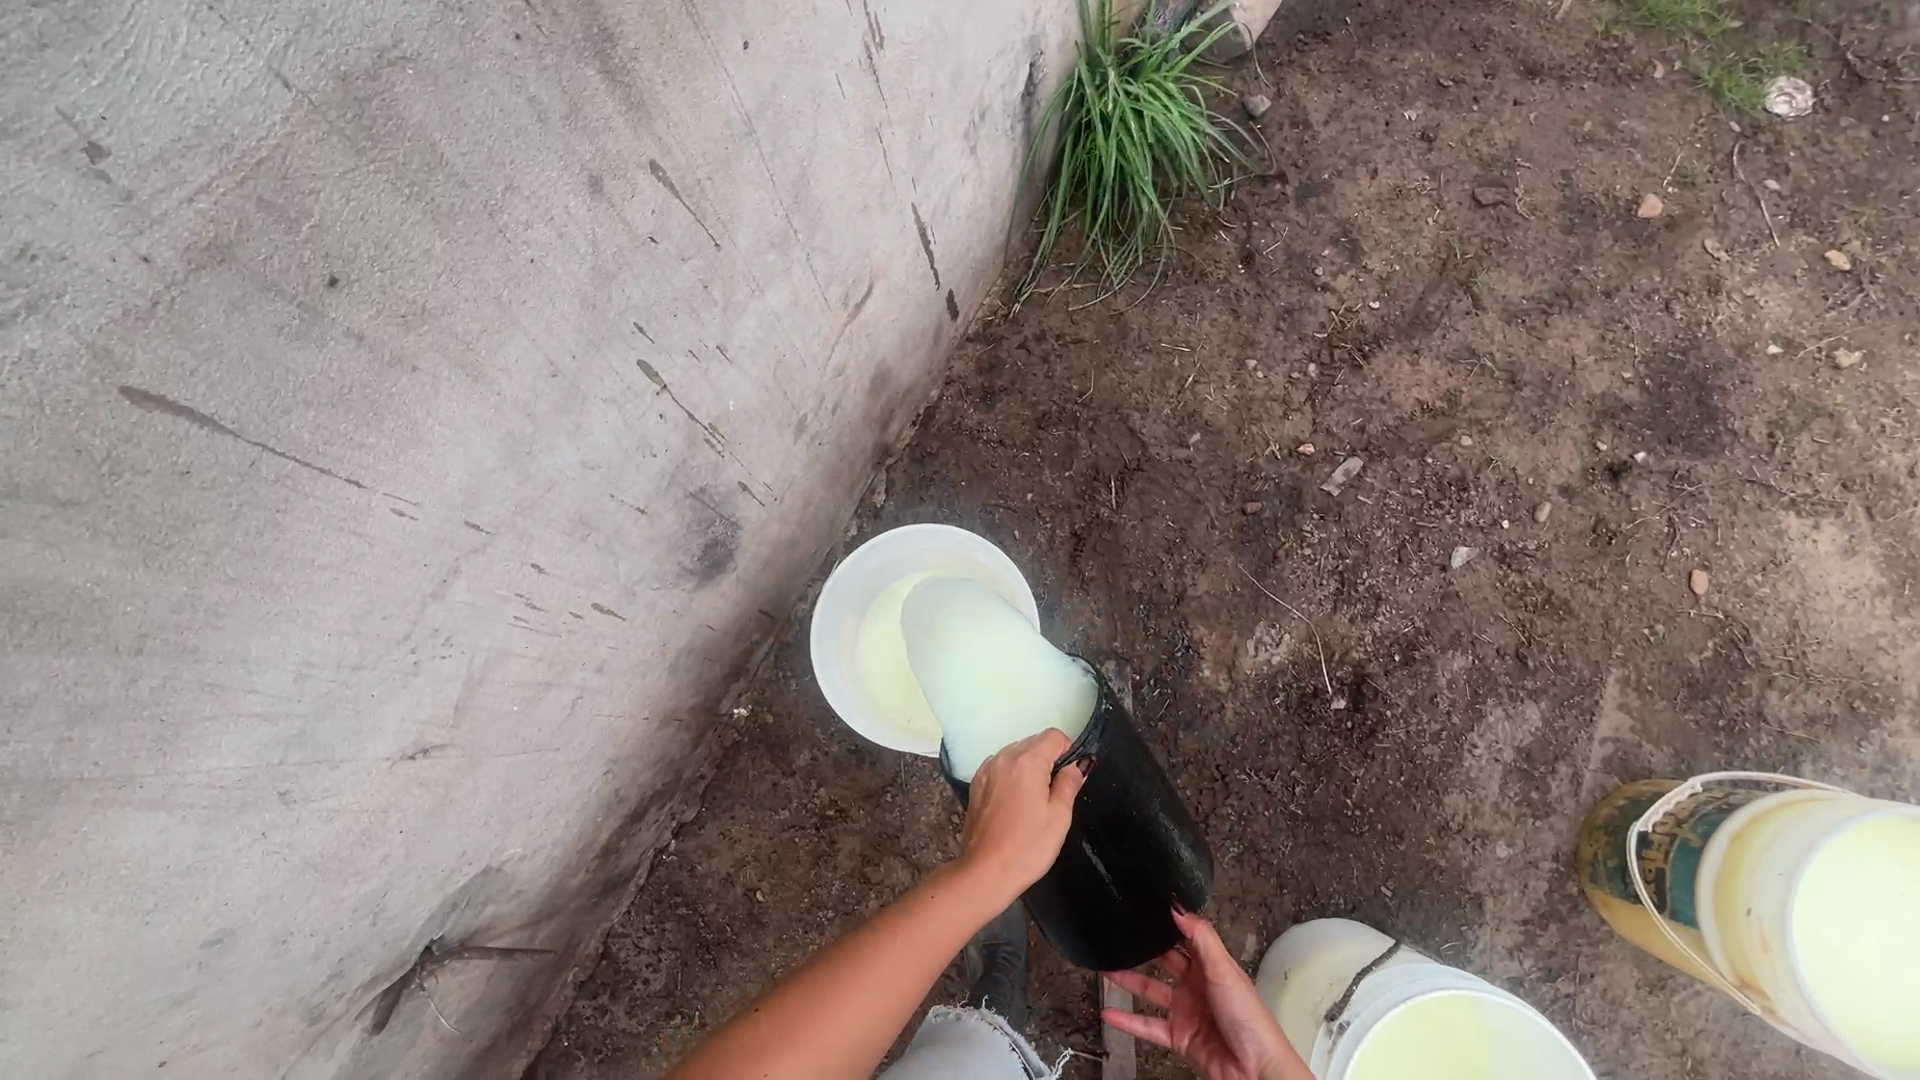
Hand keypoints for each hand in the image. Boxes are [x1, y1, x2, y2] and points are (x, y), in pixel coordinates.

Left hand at [953, 729, 1087, 904]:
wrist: (986, 870)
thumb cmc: (1028, 846)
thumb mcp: (1059, 816)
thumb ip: (1069, 783)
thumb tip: (1077, 764)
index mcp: (1027, 762)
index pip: (1052, 736)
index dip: (1067, 749)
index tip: (1070, 773)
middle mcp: (1003, 758)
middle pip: (1032, 742)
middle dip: (1048, 758)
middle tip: (1055, 791)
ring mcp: (986, 770)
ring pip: (1014, 753)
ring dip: (1028, 765)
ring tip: (1034, 799)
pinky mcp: (976, 784)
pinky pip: (999, 766)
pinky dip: (1011, 774)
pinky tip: (1015, 801)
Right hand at [1103, 910, 1311, 1079]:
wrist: (1255, 1072)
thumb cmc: (1247, 1017)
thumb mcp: (1224, 970)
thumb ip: (1200, 937)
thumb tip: (1176, 904)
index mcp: (1210, 965)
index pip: (1185, 936)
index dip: (1167, 922)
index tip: (1144, 905)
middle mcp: (1196, 985)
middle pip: (1164, 960)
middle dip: (1143, 947)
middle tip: (1118, 931)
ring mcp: (1185, 1011)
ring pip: (1150, 990)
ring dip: (1127, 980)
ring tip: (1103, 966)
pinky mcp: (1178, 1037)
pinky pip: (1147, 1026)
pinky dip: (1127, 1021)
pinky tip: (1108, 1013)